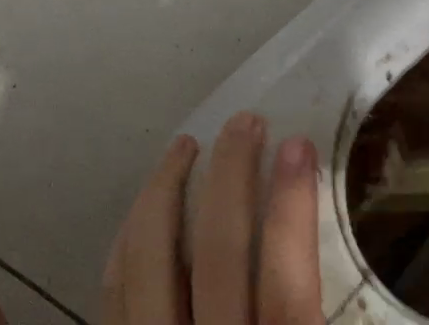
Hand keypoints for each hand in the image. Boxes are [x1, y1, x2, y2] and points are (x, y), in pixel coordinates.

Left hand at [104, 113, 323, 324]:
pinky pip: (114, 288)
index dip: (292, 211)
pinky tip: (147, 206)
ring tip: (187, 144)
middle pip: (216, 256)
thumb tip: (314, 216)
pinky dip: (129, 237)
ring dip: (166, 189)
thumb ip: (309, 304)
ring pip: (150, 259)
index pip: (286, 288)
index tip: (298, 146)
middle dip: (231, 176)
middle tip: (246, 123)